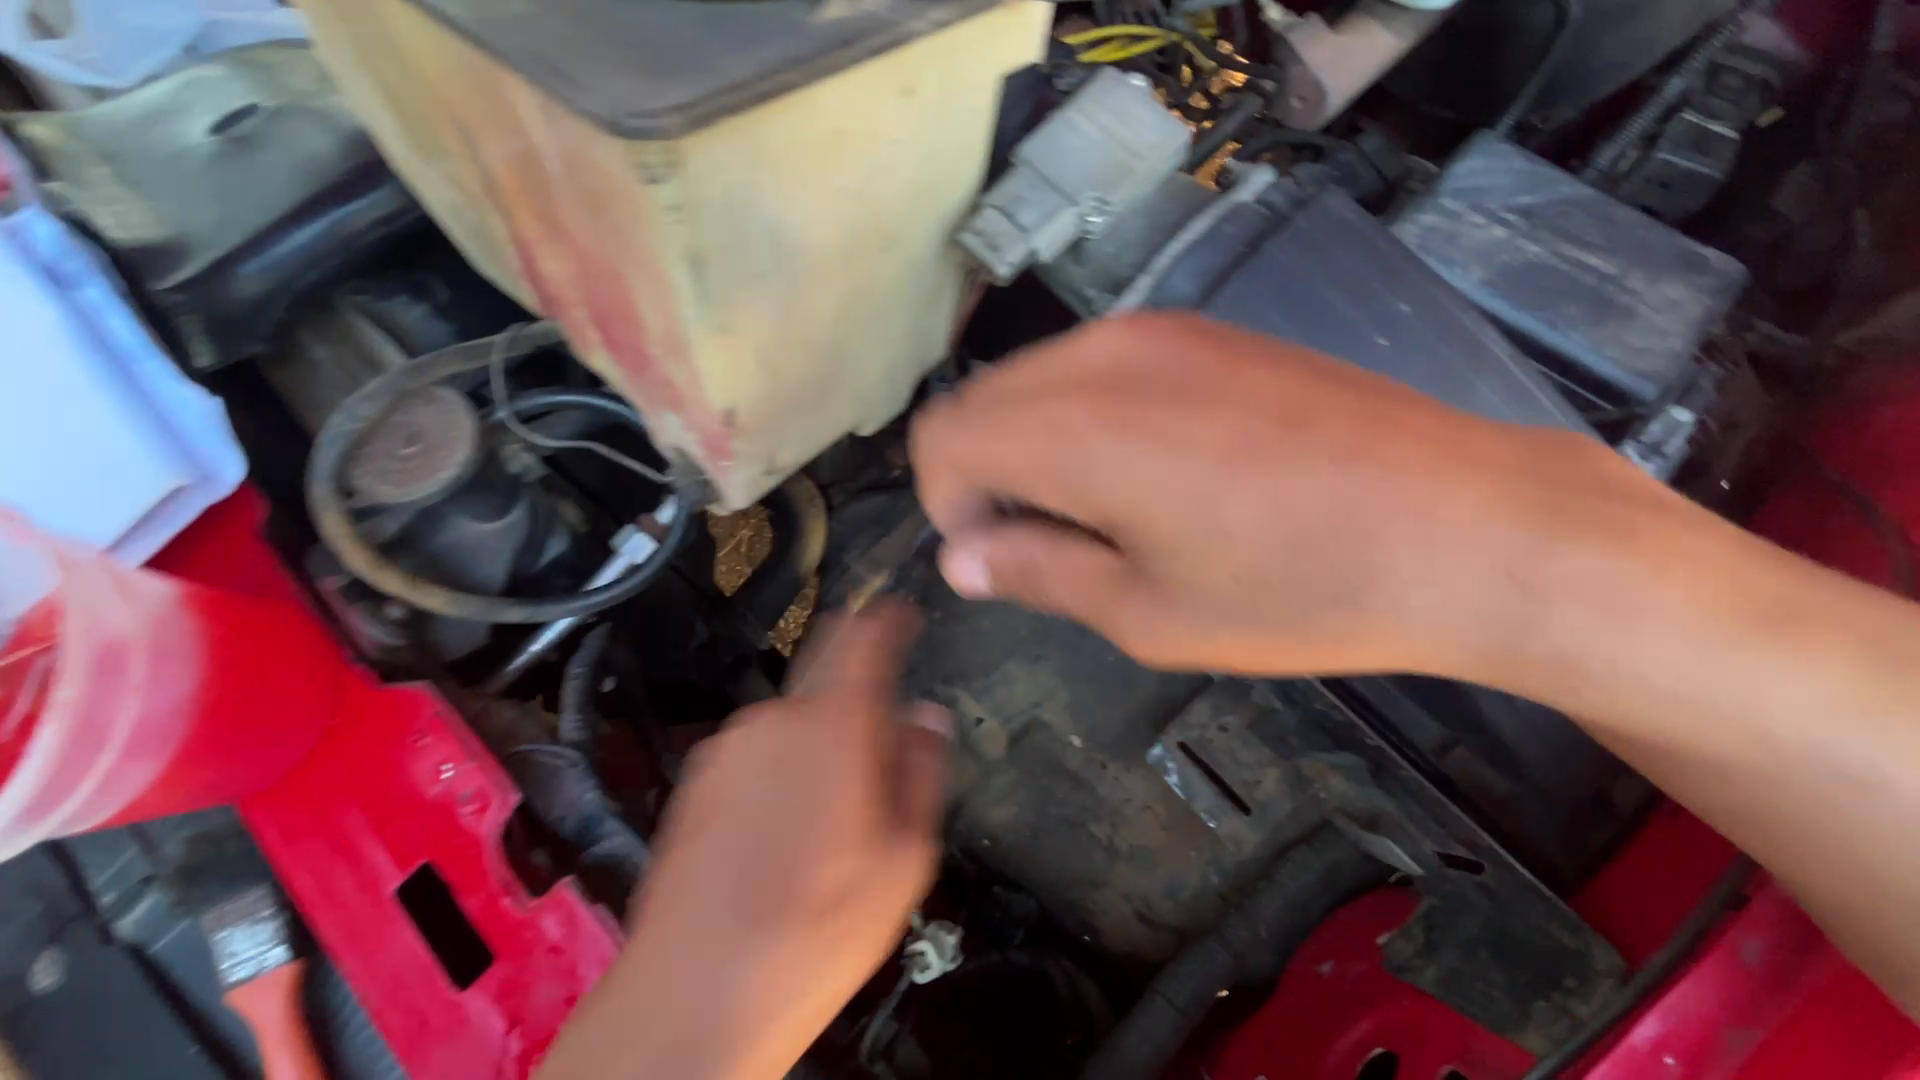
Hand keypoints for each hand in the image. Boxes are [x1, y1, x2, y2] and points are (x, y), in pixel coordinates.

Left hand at [537, 603, 951, 1079]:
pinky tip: (778, 842)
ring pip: (791, 724)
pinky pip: (754, 757)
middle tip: (876, 780)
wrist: (696, 993)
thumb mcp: (904, 858)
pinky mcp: (694, 782)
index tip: (904, 612)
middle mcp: (774, 719)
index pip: (864, 637)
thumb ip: (921, 770)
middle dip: (857, 710)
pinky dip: (777, 776)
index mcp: (833, 724)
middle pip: (827, 683)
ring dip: (815, 749)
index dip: (889, 617)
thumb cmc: (820, 927)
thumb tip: (926, 717)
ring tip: (825, 829)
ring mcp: (727, 748)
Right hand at [910, 312, 1663, 679]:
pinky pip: (1098, 367)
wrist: (1468, 525)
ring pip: (1036, 380)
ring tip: (1111, 512)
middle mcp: (1101, 355)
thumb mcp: (1148, 611)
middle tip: (1054, 545)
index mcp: (1074, 427)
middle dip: (986, 475)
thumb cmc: (1298, 590)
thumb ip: (1035, 571)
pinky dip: (1087, 416)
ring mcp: (1158, 330)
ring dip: (1036, 445)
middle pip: (980, 402)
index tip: (1002, 557)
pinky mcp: (1205, 329)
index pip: (941, 439)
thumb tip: (959, 556)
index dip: (949, 508)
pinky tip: (1160, 470)